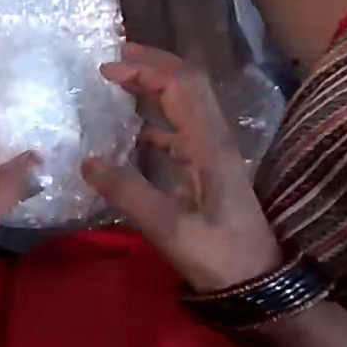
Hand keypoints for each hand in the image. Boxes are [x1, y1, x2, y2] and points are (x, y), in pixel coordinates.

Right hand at [81, 43, 284, 291]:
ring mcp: (214, 155)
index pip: (181, 85)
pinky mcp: (210, 172)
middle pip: (187, 85)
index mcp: (209, 144)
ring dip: (155, 89)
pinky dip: (157, 122)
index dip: (145, 69)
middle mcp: (215, 140)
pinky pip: (182, 132)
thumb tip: (88, 161)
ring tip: (120, 86)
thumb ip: (128, 192)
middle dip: (152, 66)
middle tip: (114, 61)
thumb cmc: (217, 255)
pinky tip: (136, 136)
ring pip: (186, 106)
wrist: (258, 284)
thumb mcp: (169, 227)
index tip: (107, 69)